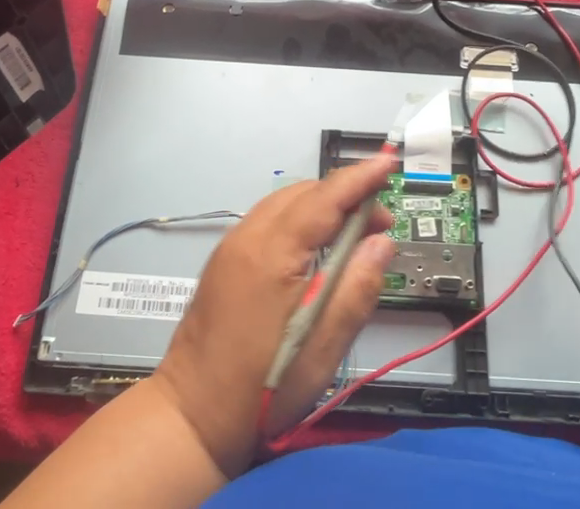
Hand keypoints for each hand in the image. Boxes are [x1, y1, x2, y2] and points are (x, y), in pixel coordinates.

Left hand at [149, 152, 396, 476]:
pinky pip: (268, 220)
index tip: (390, 162)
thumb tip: (381, 243)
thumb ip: (356, 291)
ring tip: (356, 232)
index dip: (361, 178)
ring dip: (322, 205)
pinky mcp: (223, 263)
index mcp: (272, 255)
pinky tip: (316, 246)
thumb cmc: (260, 392)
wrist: (189, 417)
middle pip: (304, 194)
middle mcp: (247, 239)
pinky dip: (299, 218)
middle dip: (346, 195)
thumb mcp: (322, 350)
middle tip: (382, 223)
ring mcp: (230, 249)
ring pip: (283, 203)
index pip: (325, 199)